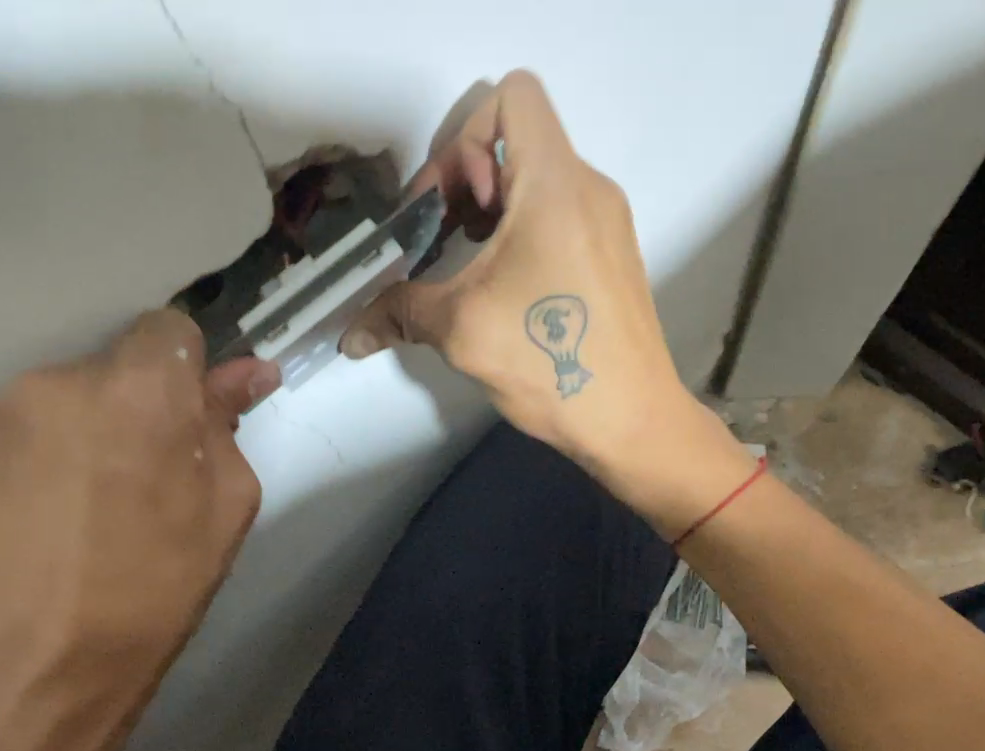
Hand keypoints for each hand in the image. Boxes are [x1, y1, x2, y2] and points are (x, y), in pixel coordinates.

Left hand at [0, 308, 278, 750]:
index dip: (186, 371)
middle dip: (139, 404)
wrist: (44, 659)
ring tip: (94, 503)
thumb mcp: (225, 508)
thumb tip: (249, 372)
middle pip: (118, 364)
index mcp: (144, 389)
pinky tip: (52, 510)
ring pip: (70, 394)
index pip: (170, 329)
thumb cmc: (158, 587)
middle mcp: (66, 377)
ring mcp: (6, 406)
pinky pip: (28, 423)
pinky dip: (47, 450)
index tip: (189, 419)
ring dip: (91, 427)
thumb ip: (228, 425)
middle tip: (148, 476)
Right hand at [341, 71, 750, 532]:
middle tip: (443, 239)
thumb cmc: (551, 362)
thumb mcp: (463, 331)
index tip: (450, 204)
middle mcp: (589, 188)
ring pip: (537, 180)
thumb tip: (350, 334)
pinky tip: (502, 287)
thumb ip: (400, 312)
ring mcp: (607, 222)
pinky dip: (520, 233)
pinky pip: (558, 214)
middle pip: (518, 138)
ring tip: (467, 265)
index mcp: (556, 184)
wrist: (633, 422)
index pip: (513, 95)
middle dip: (466, 181)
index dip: (464, 134)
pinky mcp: (611, 255)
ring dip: (490, 211)